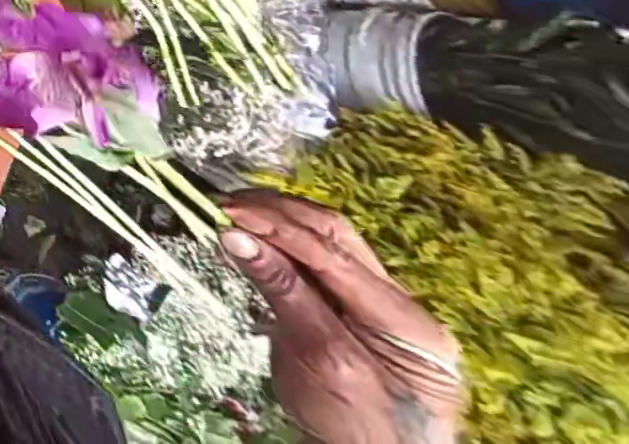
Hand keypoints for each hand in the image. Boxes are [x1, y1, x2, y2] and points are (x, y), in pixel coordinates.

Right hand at [221, 191, 463, 443]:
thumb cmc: (351, 423)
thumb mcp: (318, 358)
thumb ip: (284, 292)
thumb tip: (235, 235)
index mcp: (407, 322)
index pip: (332, 254)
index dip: (276, 227)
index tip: (226, 212)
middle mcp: (400, 302)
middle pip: (333, 234)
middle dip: (275, 212)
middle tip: (222, 205)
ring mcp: (379, 301)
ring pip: (324, 236)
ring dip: (274, 218)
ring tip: (228, 213)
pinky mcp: (352, 303)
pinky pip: (314, 256)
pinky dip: (277, 238)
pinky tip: (248, 235)